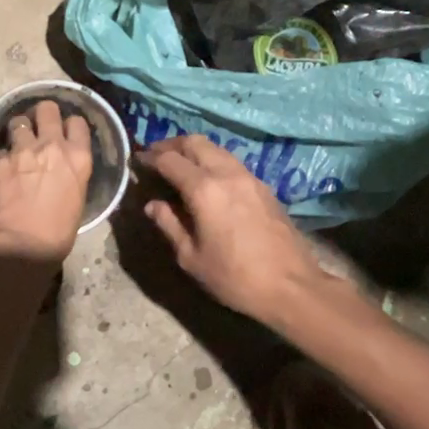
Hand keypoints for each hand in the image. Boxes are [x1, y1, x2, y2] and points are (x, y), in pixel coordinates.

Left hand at [0, 100, 91, 260]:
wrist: (22, 245)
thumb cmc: (58, 232)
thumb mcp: (77, 197)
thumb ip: (70, 172)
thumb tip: (62, 168)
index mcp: (78, 157)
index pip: (77, 122)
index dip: (69, 125)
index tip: (63, 131)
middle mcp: (51, 146)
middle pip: (47, 109)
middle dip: (41, 113)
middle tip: (37, 124)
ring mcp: (22, 151)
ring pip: (18, 122)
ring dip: (18, 130)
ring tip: (16, 143)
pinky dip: (1, 157)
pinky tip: (2, 168)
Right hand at [139, 136, 331, 324]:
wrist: (291, 286)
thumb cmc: (235, 277)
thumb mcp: (191, 258)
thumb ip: (169, 225)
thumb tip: (153, 205)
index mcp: (204, 189)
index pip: (170, 160)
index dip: (149, 157)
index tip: (137, 161)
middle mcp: (226, 173)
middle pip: (195, 142)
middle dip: (172, 144)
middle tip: (156, 156)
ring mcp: (248, 176)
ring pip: (216, 148)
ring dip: (194, 150)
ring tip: (180, 166)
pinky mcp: (263, 186)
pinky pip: (231, 161)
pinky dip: (213, 161)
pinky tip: (207, 180)